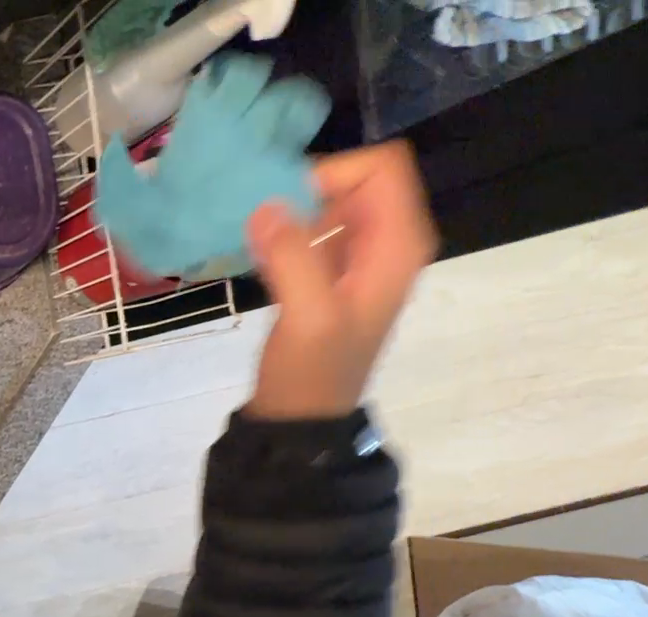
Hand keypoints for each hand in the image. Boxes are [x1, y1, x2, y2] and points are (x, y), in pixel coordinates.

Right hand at [244, 141, 438, 419]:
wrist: (300, 418)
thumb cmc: (311, 371)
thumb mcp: (307, 316)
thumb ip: (291, 257)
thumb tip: (263, 205)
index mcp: (398, 244)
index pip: (380, 168)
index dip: (329, 175)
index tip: (277, 206)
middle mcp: (387, 242)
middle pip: (356, 180)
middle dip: (305, 189)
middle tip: (255, 219)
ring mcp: (358, 259)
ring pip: (331, 204)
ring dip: (290, 211)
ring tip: (249, 234)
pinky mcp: (329, 275)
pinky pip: (313, 232)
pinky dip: (284, 233)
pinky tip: (254, 252)